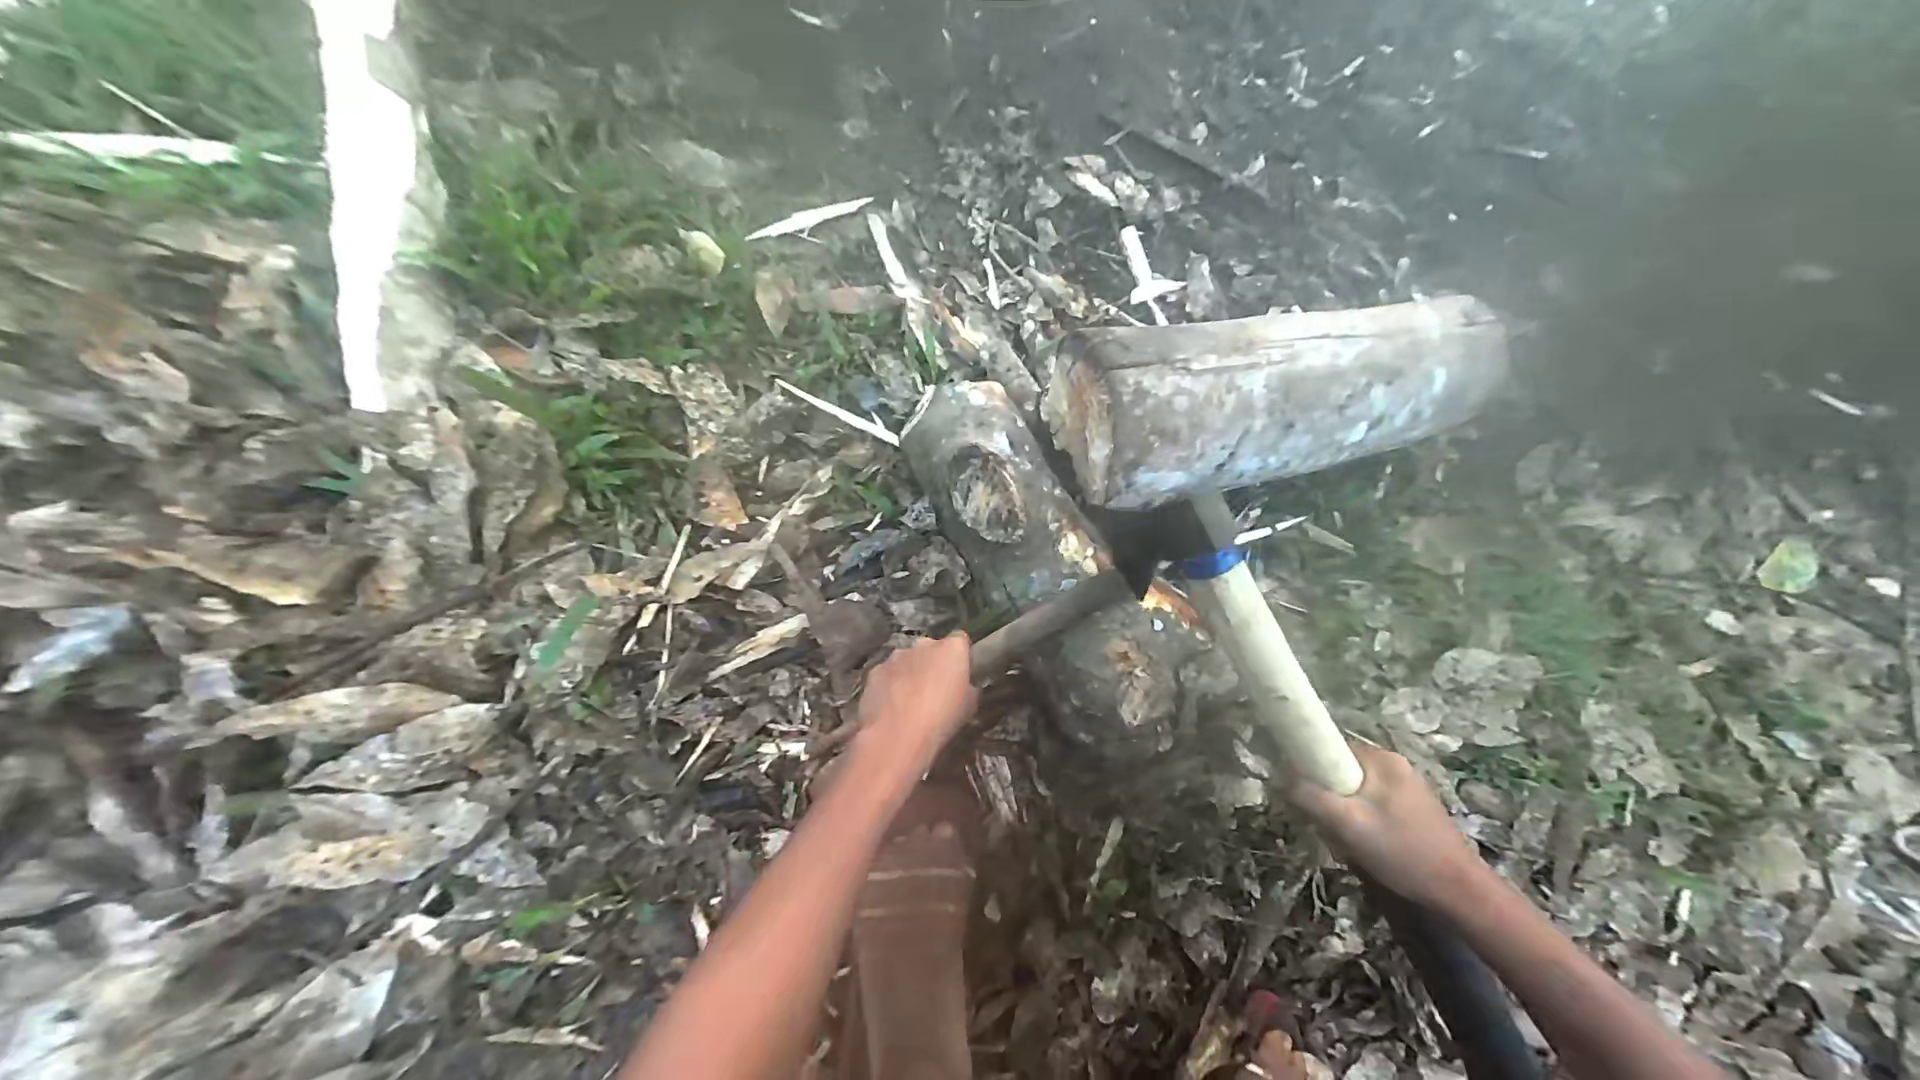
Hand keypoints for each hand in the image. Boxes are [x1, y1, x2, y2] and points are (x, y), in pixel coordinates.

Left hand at [852, 633, 976, 773]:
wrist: (897, 735)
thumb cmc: (942, 718)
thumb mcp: (969, 706)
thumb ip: (967, 688)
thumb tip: (964, 686)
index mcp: (951, 649)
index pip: (960, 640)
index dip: (959, 656)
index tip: (959, 672)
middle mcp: (923, 644)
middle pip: (931, 648)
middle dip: (932, 662)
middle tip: (934, 687)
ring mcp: (896, 656)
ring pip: (906, 659)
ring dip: (910, 672)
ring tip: (909, 700)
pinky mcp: (875, 671)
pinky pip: (887, 674)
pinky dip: (890, 684)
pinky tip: (890, 706)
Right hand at [1289, 744, 1484, 909]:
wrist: (1460, 893)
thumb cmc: (1402, 852)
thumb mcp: (1346, 824)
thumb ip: (1309, 796)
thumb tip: (1280, 778)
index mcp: (1382, 758)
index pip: (1329, 747)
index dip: (1308, 766)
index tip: (1301, 792)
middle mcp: (1395, 764)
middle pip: (1340, 769)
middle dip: (1327, 795)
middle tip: (1326, 823)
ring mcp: (1406, 785)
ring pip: (1354, 788)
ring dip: (1342, 810)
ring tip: (1345, 838)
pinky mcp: (1412, 807)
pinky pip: (1370, 802)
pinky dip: (1360, 818)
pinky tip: (1365, 843)